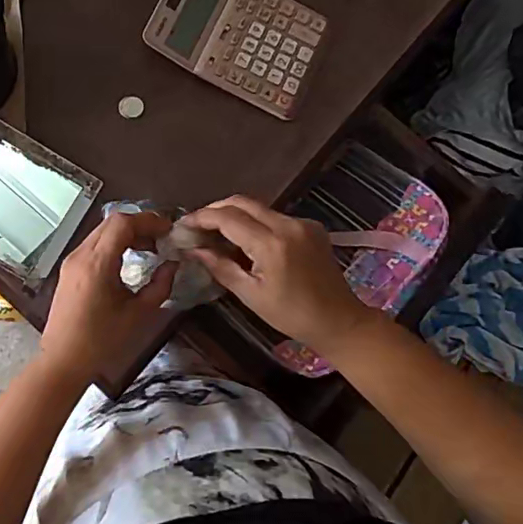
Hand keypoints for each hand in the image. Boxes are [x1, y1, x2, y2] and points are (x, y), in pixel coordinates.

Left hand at [40, 209, 176, 385]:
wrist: (62, 361)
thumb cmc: (100, 342)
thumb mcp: (138, 314)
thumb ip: (160, 286)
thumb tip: (172, 265)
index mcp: (96, 264)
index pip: (122, 223)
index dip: (149, 220)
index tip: (168, 230)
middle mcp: (80, 256)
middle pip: (111, 223)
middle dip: (140, 225)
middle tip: (162, 238)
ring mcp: (71, 262)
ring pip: (101, 232)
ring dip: (126, 234)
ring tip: (150, 248)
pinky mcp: (68, 271)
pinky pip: (93, 245)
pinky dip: (114, 244)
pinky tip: (129, 259)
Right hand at [182, 196, 379, 351]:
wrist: (339, 321)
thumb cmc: (292, 315)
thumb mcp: (250, 294)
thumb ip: (220, 267)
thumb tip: (194, 250)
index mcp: (272, 244)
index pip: (228, 218)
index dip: (201, 218)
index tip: (183, 225)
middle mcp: (288, 225)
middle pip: (242, 202)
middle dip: (215, 210)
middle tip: (196, 226)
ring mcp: (302, 223)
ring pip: (258, 207)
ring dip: (234, 215)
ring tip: (215, 233)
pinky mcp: (310, 227)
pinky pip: (274, 216)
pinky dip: (254, 222)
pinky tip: (244, 240)